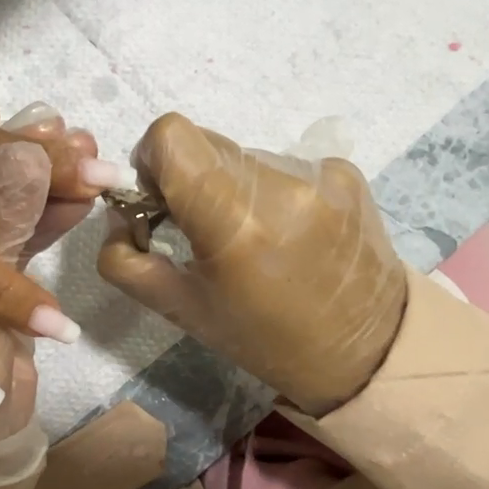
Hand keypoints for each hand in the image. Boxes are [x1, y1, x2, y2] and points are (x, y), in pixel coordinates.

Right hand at [97, 113, 407, 415]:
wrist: (369, 353)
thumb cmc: (262, 339)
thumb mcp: (177, 308)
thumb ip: (123, 257)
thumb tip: (120, 212)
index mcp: (231, 218)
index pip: (171, 134)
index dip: (152, 158)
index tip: (160, 199)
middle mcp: (278, 183)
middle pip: (203, 142)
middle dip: (186, 176)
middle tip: (198, 226)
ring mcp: (317, 175)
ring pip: (240, 155)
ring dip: (229, 185)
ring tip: (250, 237)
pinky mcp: (345, 173)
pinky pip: (280, 164)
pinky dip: (268, 191)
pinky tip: (285, 233)